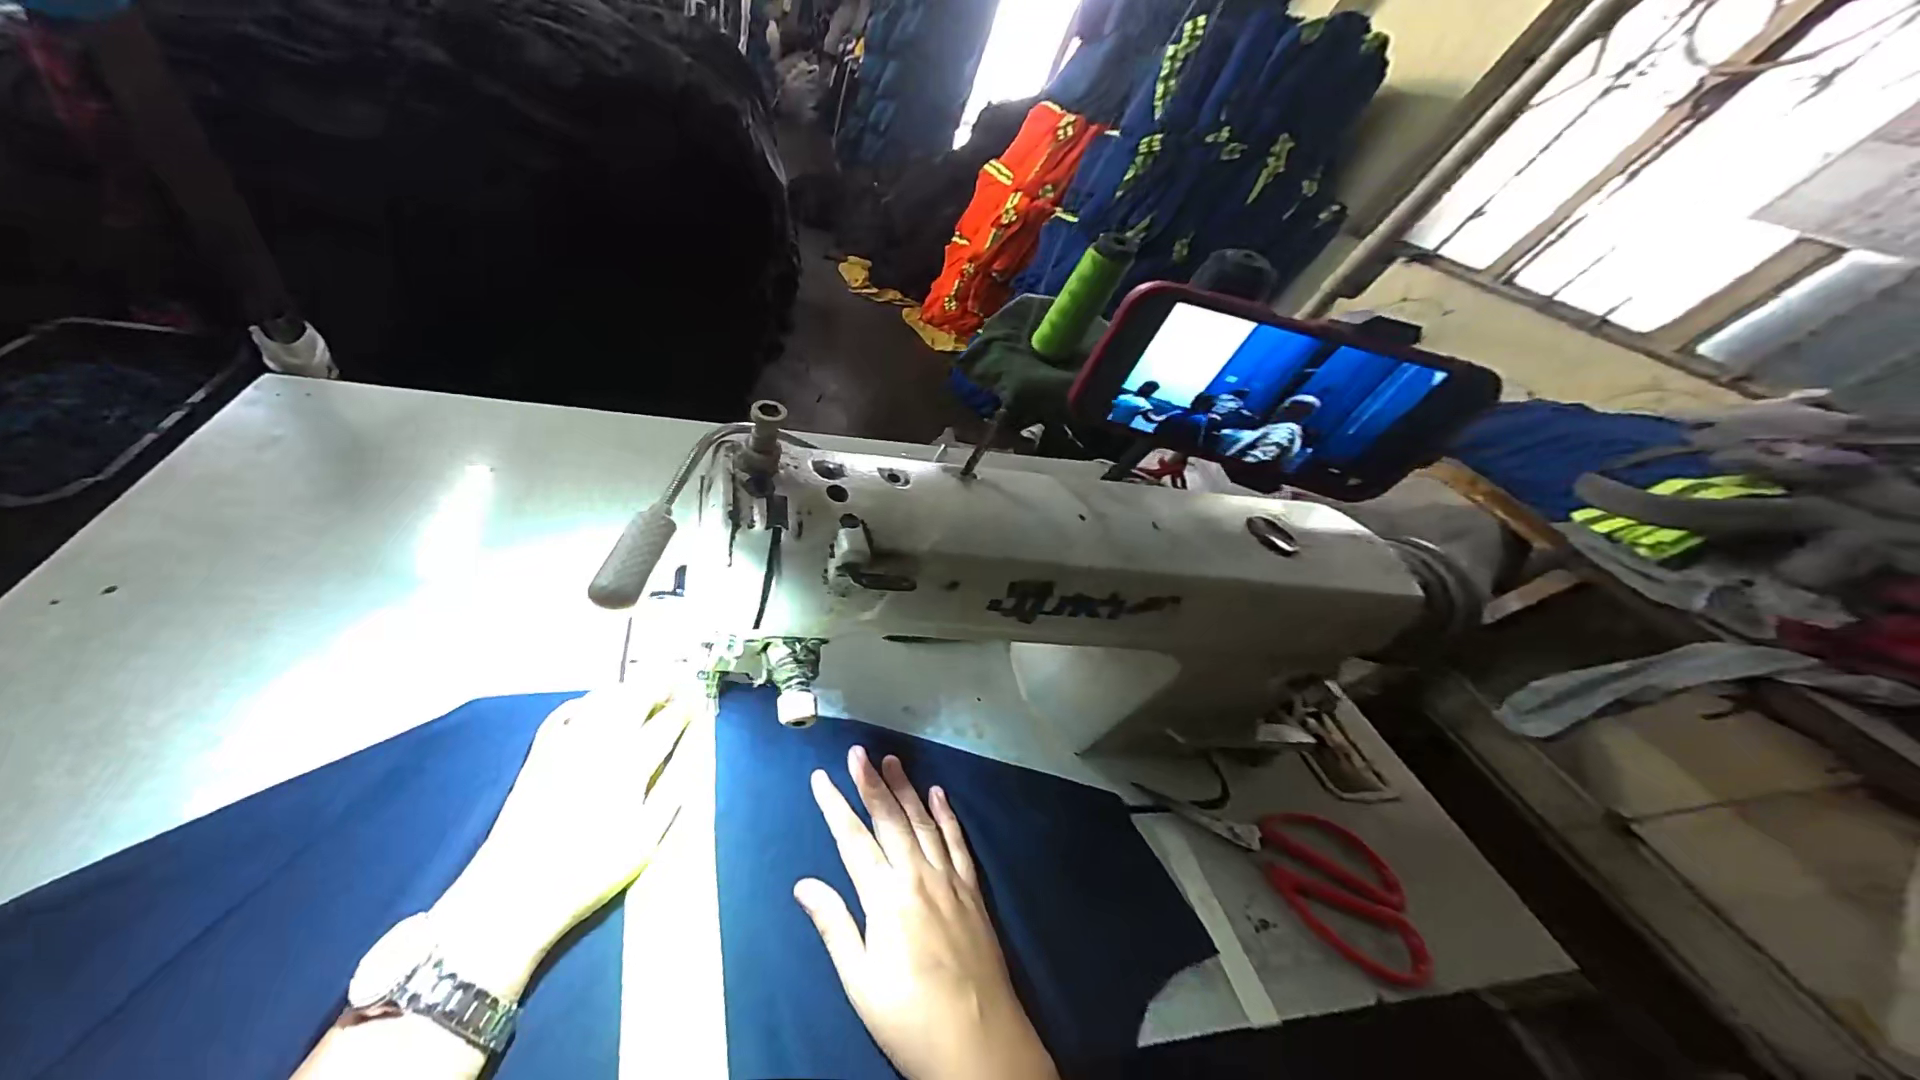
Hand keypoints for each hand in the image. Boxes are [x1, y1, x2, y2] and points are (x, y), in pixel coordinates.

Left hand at [429, 678, 695, 998]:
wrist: (514, 893)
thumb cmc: (591, 870)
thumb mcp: (646, 837)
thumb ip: (673, 788)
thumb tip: (694, 753)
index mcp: (631, 763)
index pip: (668, 720)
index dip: (687, 707)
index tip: (699, 703)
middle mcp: (599, 743)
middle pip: (635, 696)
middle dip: (661, 684)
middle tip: (676, 685)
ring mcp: (565, 744)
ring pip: (601, 697)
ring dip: (628, 688)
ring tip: (644, 690)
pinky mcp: (538, 754)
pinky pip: (565, 712)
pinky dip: (587, 701)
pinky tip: (595, 705)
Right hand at [795, 746, 1058, 1079]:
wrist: (980, 1043)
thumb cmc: (910, 1018)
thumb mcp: (860, 982)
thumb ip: (835, 926)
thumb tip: (804, 884)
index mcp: (886, 898)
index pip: (853, 840)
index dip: (835, 807)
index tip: (820, 779)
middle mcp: (918, 877)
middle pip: (890, 820)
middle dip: (871, 783)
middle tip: (857, 752)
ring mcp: (949, 880)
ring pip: (924, 823)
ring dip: (907, 790)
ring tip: (893, 761)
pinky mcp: (972, 891)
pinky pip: (958, 843)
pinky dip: (948, 816)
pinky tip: (940, 795)